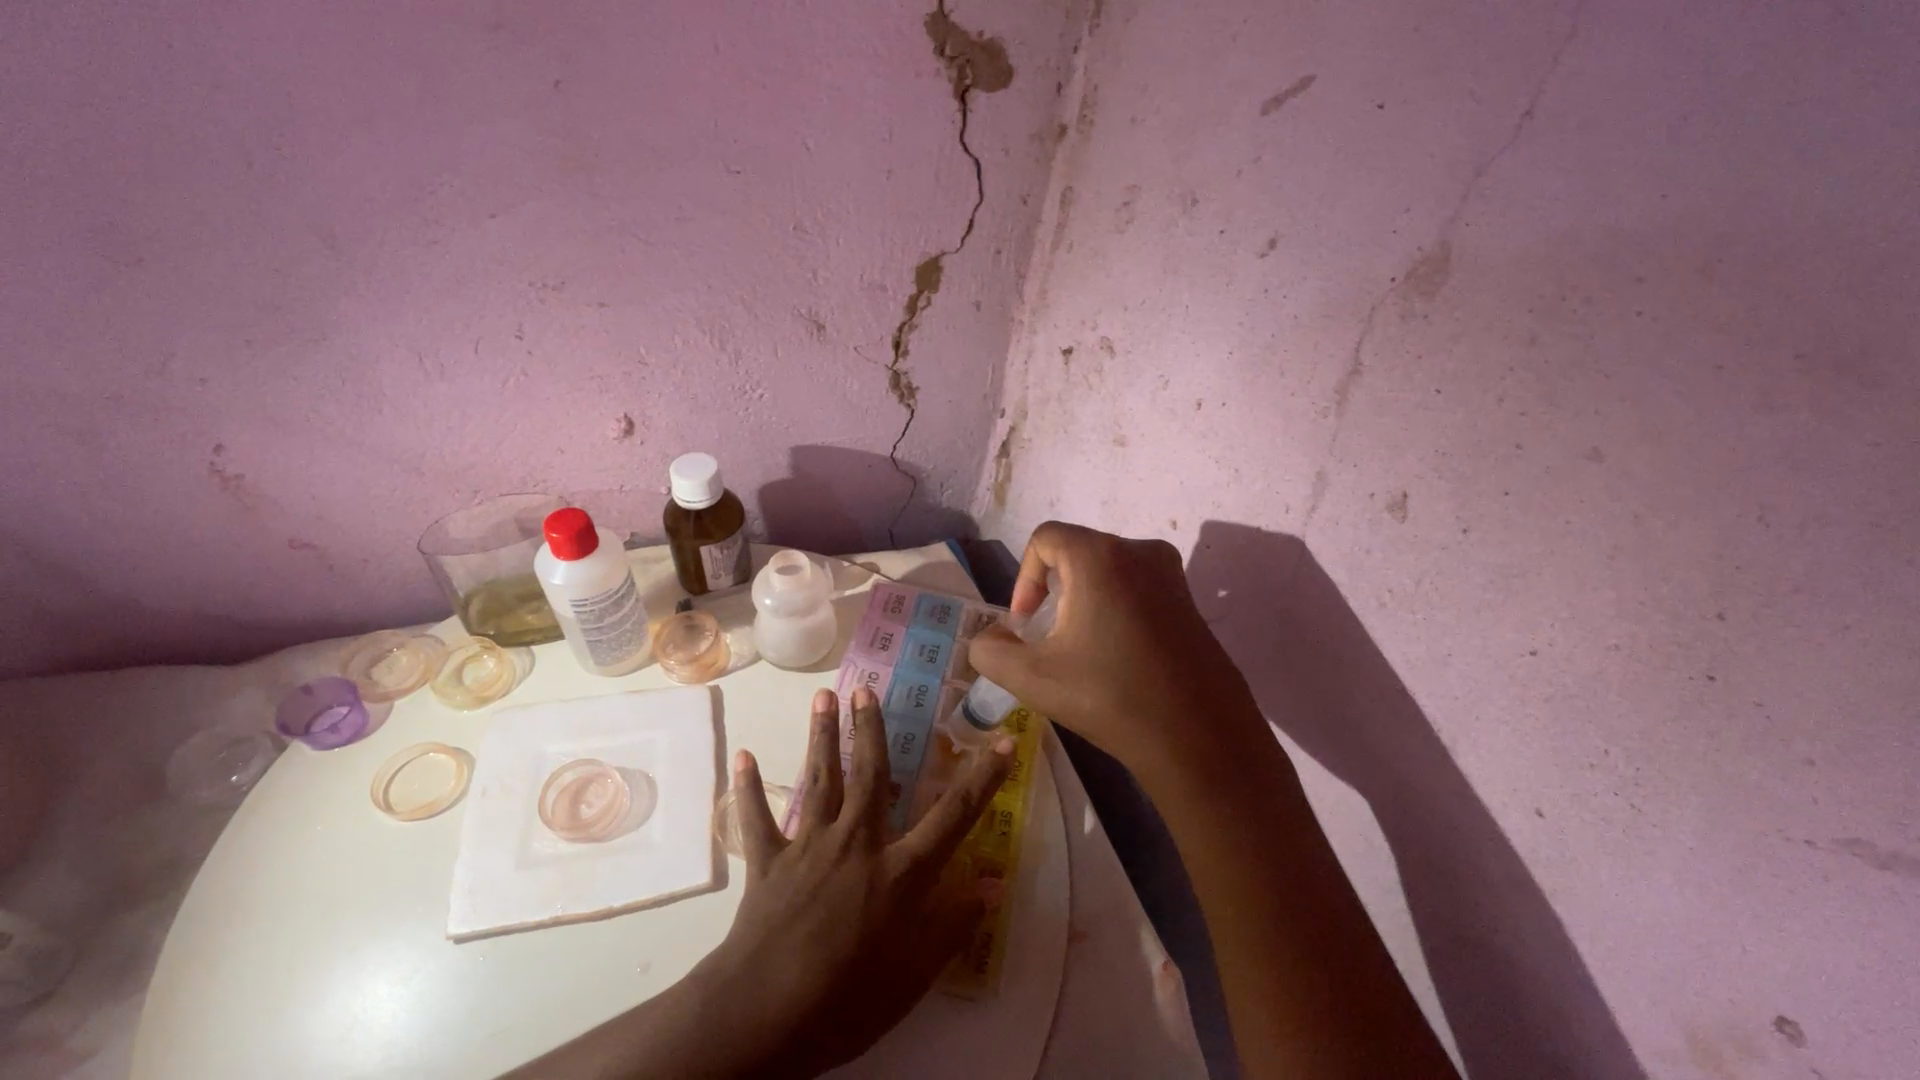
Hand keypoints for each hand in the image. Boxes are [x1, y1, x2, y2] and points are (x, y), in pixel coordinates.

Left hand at [703, 686, 1013, 1077]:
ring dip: (822, 737)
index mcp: (900, 872)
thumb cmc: (848, 1000)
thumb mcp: (917, 975)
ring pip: (819, 781)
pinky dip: (750, 788)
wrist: (766, 1014)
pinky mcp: (769, 864)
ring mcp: (808, 849)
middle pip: (869, 775)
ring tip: (823, 697)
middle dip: (871, 729)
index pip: (953, 816)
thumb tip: (994, 884)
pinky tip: (744, 757)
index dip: (982, 778)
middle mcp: (857, 844)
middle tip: (867, 687)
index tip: (1002, 741)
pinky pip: (758, 819)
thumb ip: (954, 924)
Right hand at [966, 522, 1265, 786]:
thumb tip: (990, 639)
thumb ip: (991, 651)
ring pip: (1109, 573)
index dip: (1023, 578)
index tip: (1026, 625)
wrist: (1197, 736)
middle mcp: (1140, 552)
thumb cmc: (1109, 697)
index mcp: (1100, 556)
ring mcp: (1172, 576)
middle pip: (1078, 553)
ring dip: (1085, 603)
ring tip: (1081, 653)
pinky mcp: (1190, 603)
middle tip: (1049, 640)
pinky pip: (1138, 590)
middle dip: (1054, 592)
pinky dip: (1116, 612)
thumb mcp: (1032, 678)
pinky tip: (1118, 660)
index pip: (1044, 539)